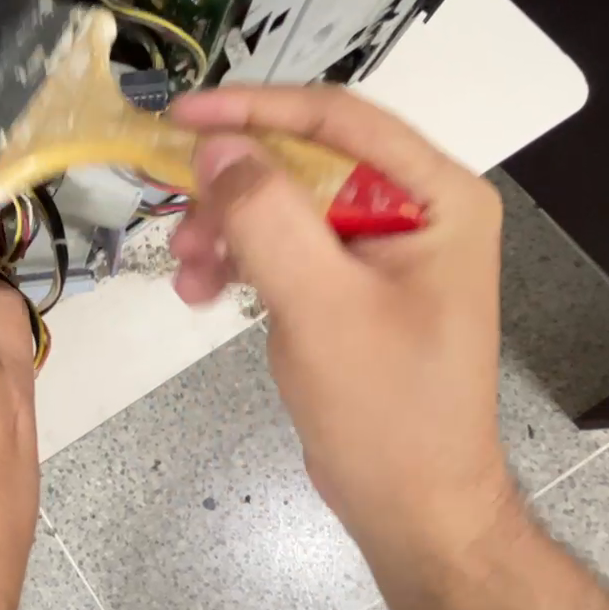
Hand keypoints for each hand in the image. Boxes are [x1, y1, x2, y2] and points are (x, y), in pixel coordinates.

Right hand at [167, 85, 516, 551]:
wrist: (408, 500)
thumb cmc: (385, 408)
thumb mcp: (321, 306)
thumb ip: (267, 218)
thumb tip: (215, 148)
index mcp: (433, 195)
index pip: (337, 120)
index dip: (254, 109)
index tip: (180, 115)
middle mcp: (407, 208)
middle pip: (300, 163)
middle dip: (230, 189)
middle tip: (175, 216)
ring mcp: (371, 248)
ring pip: (277, 206)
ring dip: (223, 230)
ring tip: (187, 272)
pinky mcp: (340, 283)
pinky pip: (276, 248)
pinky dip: (234, 262)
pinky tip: (202, 291)